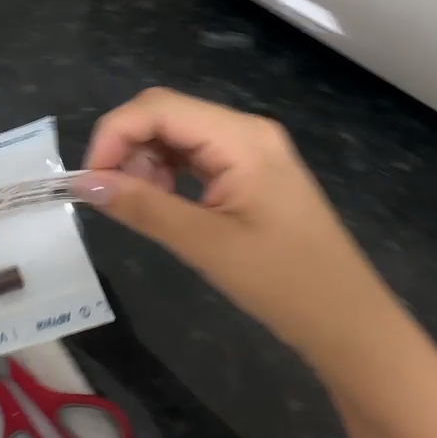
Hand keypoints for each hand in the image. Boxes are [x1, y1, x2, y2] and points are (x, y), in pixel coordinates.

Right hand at [70, 88, 395, 355]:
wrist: (354, 329)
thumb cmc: (286, 284)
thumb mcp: (206, 245)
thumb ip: (142, 206)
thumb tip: (83, 182)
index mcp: (241, 137)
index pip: (157, 108)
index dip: (113, 134)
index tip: (89, 178)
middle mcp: (245, 131)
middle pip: (165, 114)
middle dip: (127, 147)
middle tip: (111, 194)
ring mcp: (250, 150)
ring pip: (175, 134)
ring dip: (145, 162)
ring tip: (139, 205)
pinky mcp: (250, 172)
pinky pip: (193, 156)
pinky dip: (166, 174)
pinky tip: (162, 204)